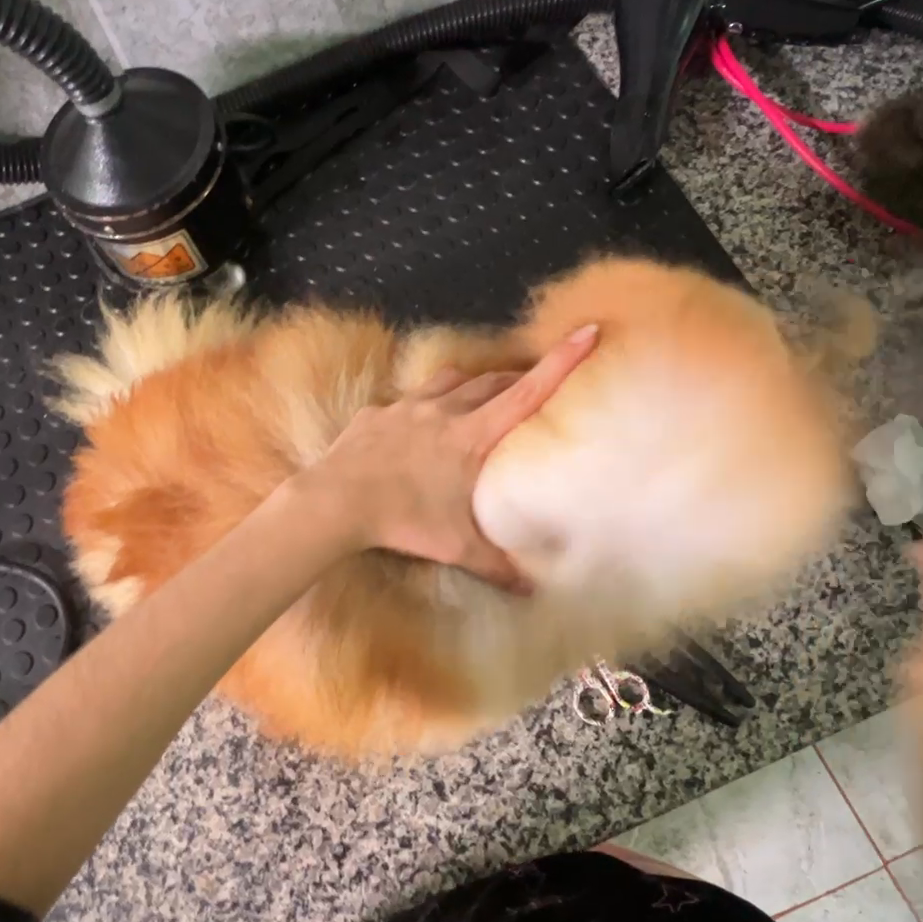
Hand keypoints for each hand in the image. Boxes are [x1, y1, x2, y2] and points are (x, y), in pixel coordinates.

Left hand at [293, 324, 599, 592]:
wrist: (336, 502)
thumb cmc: (403, 522)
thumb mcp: (455, 547)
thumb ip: (496, 565)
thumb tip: (531, 590)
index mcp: (472, 435)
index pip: (528, 392)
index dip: (561, 361)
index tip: (587, 331)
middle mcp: (443, 410)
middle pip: (491, 382)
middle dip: (516, 377)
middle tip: (530, 384)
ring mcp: (405, 407)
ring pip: (448, 381)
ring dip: (470, 383)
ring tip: (477, 394)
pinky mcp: (375, 413)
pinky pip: (405, 402)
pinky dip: (420, 407)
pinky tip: (413, 425)